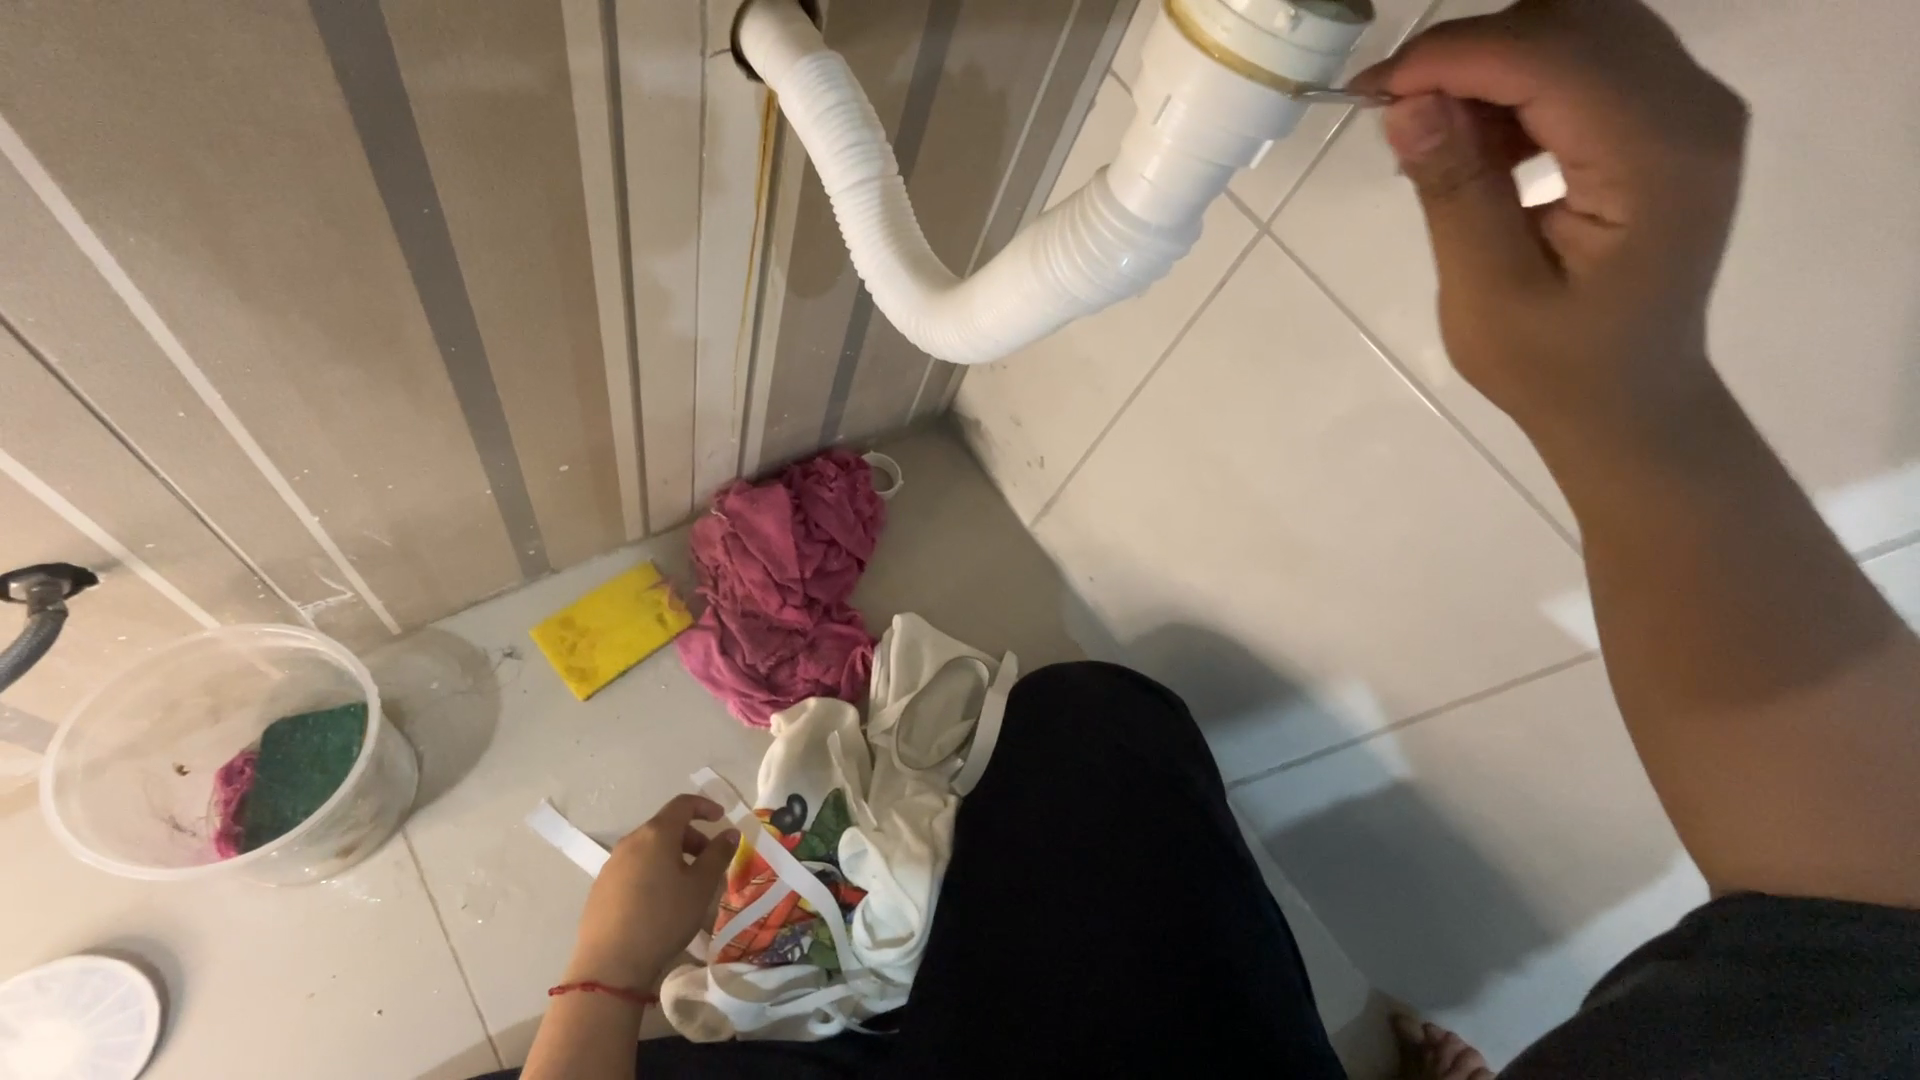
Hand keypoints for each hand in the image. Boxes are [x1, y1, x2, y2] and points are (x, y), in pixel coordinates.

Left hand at [562, 794, 739, 988]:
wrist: (610, 965)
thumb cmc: (663, 917)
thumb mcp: (701, 886)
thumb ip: (718, 854)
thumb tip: (729, 833)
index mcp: (656, 834)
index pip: (683, 804)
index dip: (705, 806)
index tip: (721, 819)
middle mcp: (630, 842)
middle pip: (665, 827)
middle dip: (692, 837)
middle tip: (709, 861)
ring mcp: (611, 865)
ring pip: (649, 849)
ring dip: (672, 856)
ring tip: (686, 885)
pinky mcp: (601, 888)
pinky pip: (634, 868)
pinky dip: (653, 872)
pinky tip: (659, 903)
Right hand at [1354, 0, 1748, 442]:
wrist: (1625, 398)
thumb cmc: (1552, 365)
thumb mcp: (1486, 292)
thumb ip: (1453, 190)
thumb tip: (1405, 103)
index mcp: (1657, 157)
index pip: (1553, 58)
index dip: (1455, 57)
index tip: (1371, 90)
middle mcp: (1692, 108)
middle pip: (1575, 21)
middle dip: (1471, 50)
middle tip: (1394, 111)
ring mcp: (1687, 108)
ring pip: (1581, 29)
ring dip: (1492, 65)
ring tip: (1431, 135)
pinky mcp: (1665, 120)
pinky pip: (1589, 63)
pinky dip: (1519, 84)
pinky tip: (1479, 143)